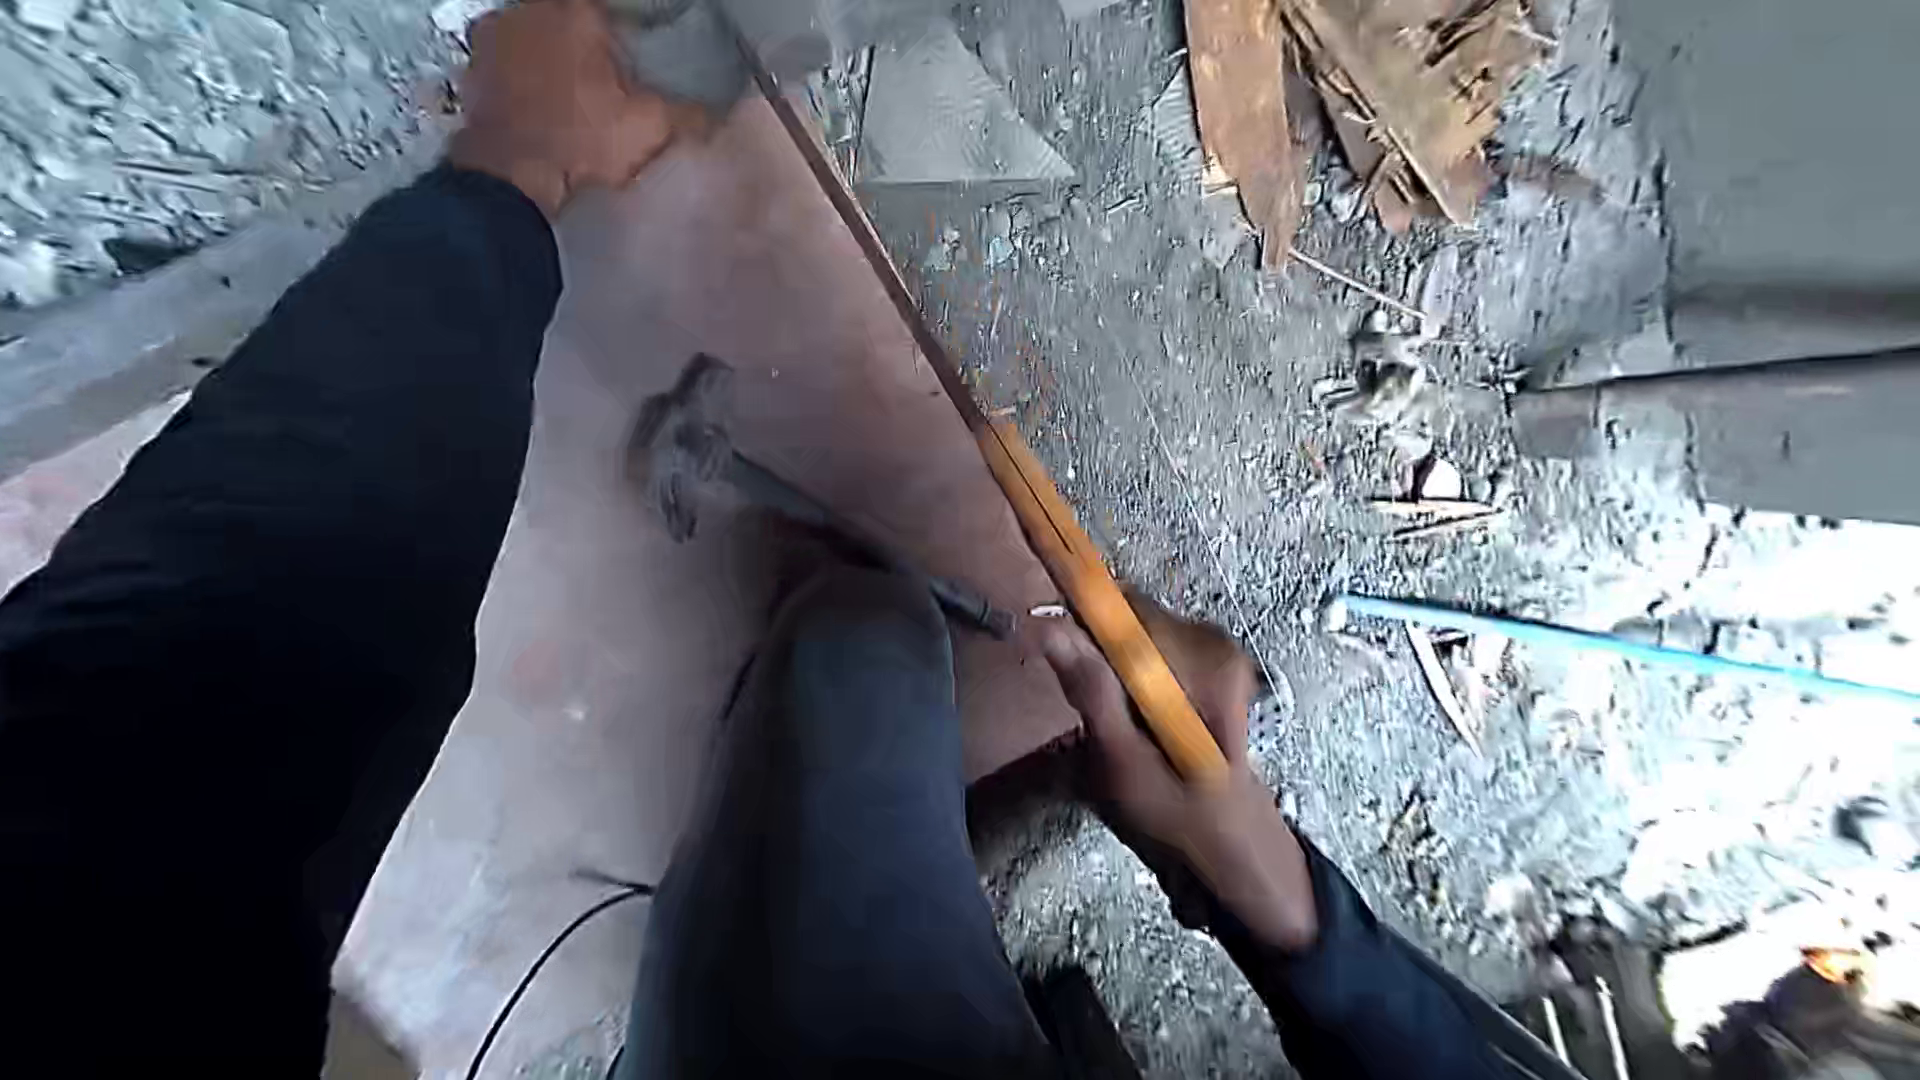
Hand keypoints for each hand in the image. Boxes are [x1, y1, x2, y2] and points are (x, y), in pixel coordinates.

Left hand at [448, 0, 690, 218]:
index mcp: (576, 12)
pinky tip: (539, 112)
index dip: (625, 45)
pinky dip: (523, 84)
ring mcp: (493, 34)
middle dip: (587, 53)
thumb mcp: (650, 130)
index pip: (610, 14)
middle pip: (569, 25)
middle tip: (606, 92)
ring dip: (552, 65)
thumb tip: (713, 113)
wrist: (514, 173)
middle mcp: (528, 9)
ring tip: (572, 105)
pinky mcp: (472, 67)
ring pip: (535, 43)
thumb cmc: (584, 140)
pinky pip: (507, 67)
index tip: (635, 74)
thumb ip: (685, 114)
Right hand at [1036, 598, 1317, 950]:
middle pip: (1129, 613)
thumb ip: (1090, 692)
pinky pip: (1148, 636)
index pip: (1124, 610)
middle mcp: (1214, 642)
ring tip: (1111, 708)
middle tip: (1083, 695)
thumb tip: (1048, 629)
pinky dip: (1127, 661)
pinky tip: (1132, 702)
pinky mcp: (1210, 653)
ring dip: (1108, 655)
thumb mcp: (1122, 763)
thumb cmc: (1177, 812)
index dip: (1078, 615)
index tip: (1047, 636)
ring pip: (1134, 624)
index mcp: (1204, 665)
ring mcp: (1215, 645)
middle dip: (1093, 642)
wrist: (1233, 839)